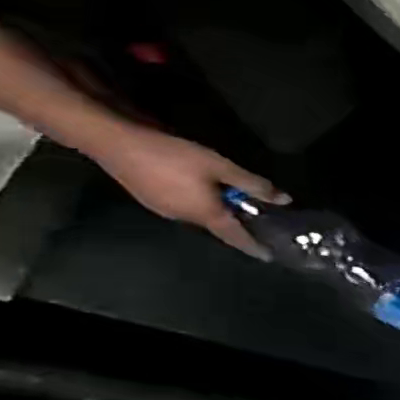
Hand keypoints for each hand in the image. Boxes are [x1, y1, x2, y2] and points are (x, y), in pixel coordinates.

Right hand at [89, 125, 288, 258]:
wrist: (114, 143)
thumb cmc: (174, 156)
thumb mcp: (220, 167)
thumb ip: (253, 185)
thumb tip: (285, 200)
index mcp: (205, 215)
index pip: (235, 237)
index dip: (254, 246)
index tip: (268, 256)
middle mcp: (184, 219)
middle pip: (217, 225)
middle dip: (237, 225)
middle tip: (258, 221)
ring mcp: (162, 210)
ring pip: (199, 216)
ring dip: (217, 212)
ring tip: (234, 205)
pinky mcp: (149, 199)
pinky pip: (184, 207)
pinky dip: (200, 204)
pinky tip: (202, 191)